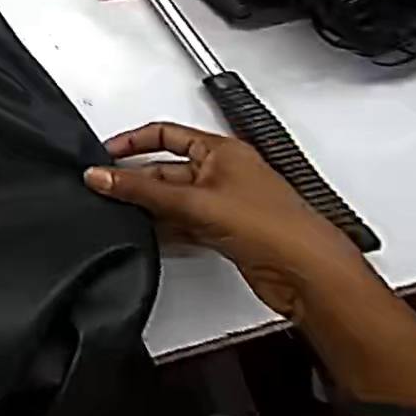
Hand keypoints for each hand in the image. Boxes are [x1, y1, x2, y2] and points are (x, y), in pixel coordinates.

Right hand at [84, 122, 377, 322]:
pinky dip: (164, 225)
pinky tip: (149, 232)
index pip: (165, 134)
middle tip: (109, 186)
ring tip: (124, 210)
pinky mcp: (227, 232)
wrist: (315, 281)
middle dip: (138, 180)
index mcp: (223, 151)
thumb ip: (141, 190)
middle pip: (166, 168)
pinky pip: (183, 221)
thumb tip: (101, 176)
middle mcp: (225, 173)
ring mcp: (226, 203)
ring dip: (150, 205)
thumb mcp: (194, 201)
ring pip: (173, 198)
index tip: (108, 152)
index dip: (134, 140)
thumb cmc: (280, 230)